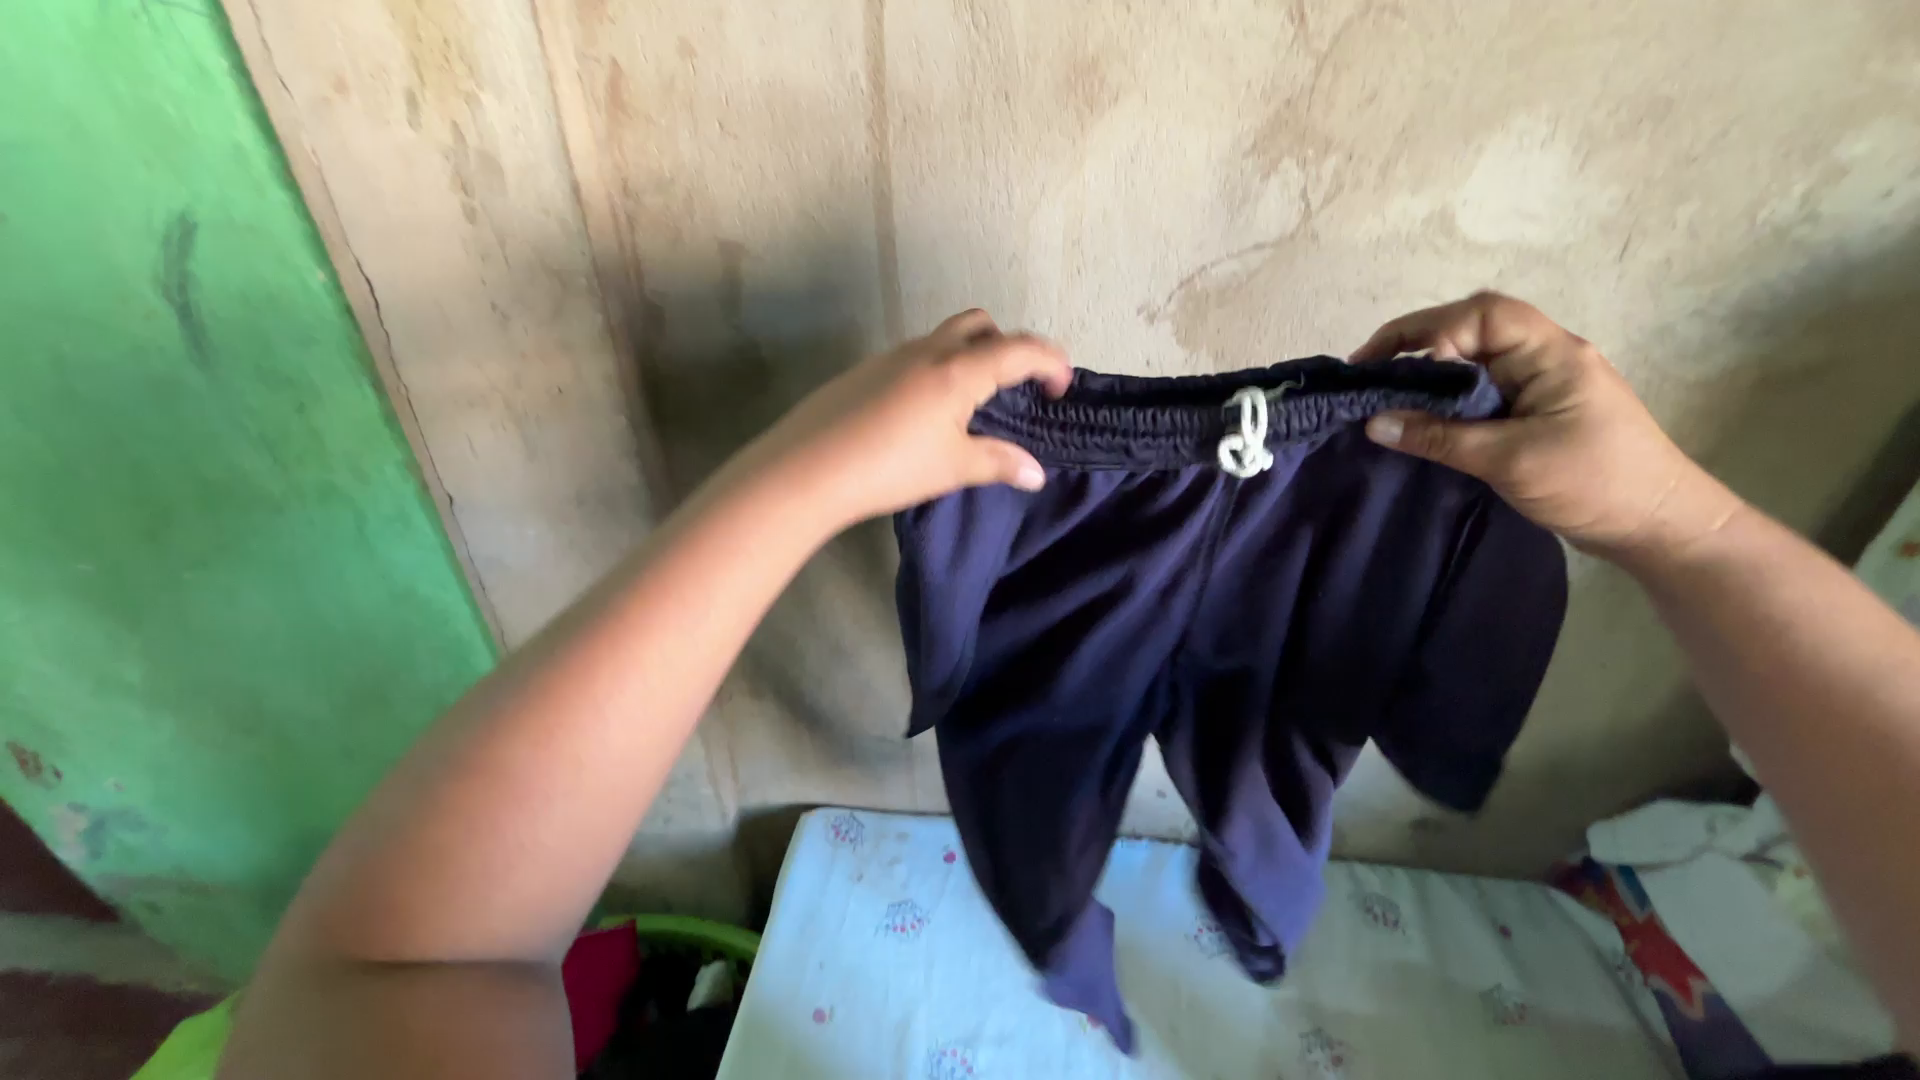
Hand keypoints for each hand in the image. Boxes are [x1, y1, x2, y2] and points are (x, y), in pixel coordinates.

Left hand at [747, 309, 1071, 523]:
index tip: (1062, 386)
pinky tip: (925, 412)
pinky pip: (916, 355)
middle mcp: (927, 351)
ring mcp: (891, 357)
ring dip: (970, 355)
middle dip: (1009, 346)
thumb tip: (1036, 473)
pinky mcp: (865, 371)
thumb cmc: (889, 468)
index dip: (1050, 361)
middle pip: (981, 325)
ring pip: (945, 337)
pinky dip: (938, 368)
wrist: (806, 469)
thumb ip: (999, 463)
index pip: (1019, 349)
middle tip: (1016, 386)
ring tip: (972, 402)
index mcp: (957, 370)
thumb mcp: (952, 468)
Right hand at [1350, 291, 1742, 556]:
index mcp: (1552, 354)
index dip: (1430, 330)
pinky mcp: (1531, 409)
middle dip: (1416, 339)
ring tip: (1382, 388)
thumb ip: (1439, 437)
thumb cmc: (1593, 483)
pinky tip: (1416, 411)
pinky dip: (1441, 391)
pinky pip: (1478, 386)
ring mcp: (1539, 383)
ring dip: (1426, 365)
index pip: (1483, 315)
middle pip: (1472, 326)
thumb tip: (1374, 422)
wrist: (1655, 522)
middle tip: (1367, 367)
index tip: (1387, 365)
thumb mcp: (1508, 460)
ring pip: (1473, 356)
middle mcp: (1544, 357)